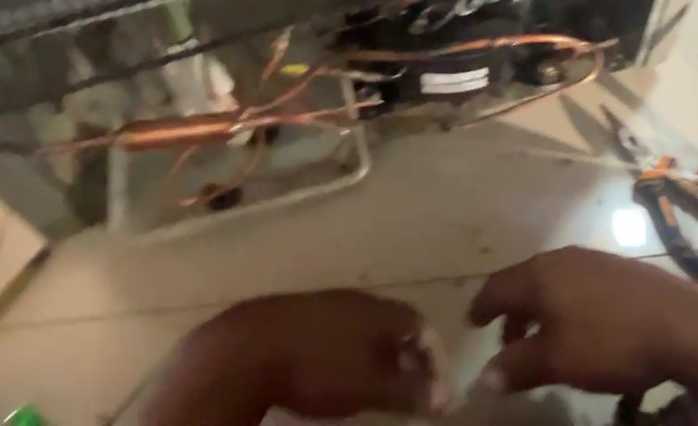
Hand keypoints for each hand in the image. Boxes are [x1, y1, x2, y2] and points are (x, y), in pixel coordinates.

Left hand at [189, 290, 447, 420]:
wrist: (249, 348)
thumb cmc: (319, 368)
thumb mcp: (370, 386)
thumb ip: (410, 390)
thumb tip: (448, 397)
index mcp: (379, 310)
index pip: (421, 325)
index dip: (435, 358)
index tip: (439, 390)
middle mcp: (357, 299)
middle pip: (394, 323)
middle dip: (408, 356)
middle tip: (411, 390)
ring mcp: (327, 302)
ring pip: (366, 326)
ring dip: (380, 355)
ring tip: (378, 385)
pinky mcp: (301, 313)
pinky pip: (341, 329)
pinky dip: (352, 351)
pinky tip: (339, 372)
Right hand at [466, 246, 697, 396]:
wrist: (682, 324)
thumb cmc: (610, 341)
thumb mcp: (558, 361)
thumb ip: (518, 365)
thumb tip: (484, 376)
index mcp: (539, 275)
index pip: (497, 286)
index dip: (482, 306)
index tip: (472, 322)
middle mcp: (560, 258)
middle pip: (524, 281)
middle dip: (512, 311)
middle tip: (507, 340)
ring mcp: (592, 259)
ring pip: (552, 281)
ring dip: (540, 308)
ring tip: (543, 337)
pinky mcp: (617, 268)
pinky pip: (576, 282)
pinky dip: (565, 302)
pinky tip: (580, 325)